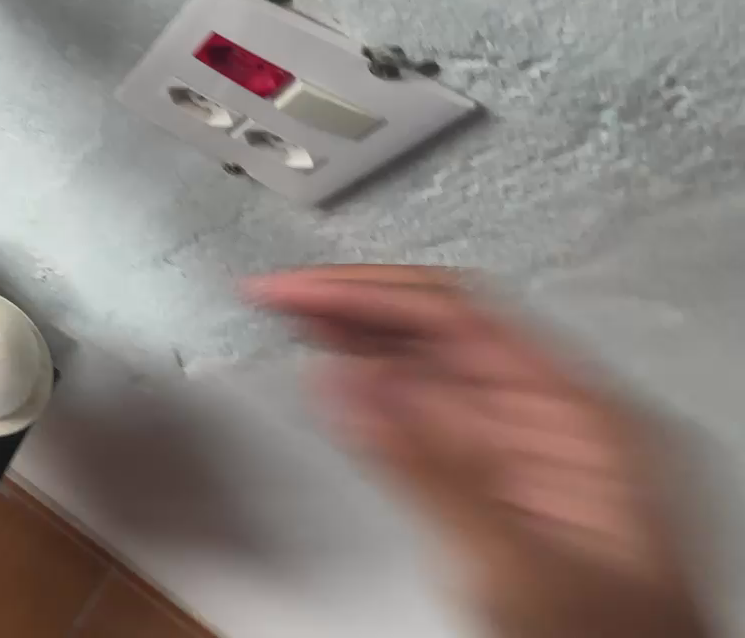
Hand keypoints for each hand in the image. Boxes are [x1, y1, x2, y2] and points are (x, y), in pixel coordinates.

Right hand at [249, 266, 709, 637]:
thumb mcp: (510, 562)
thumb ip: (424, 466)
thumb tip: (340, 380)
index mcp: (581, 417)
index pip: (458, 315)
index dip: (368, 291)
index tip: (296, 292)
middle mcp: (545, 406)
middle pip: (432, 317)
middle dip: (347, 296)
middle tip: (272, 292)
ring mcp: (510, 426)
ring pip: (415, 341)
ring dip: (344, 319)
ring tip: (280, 306)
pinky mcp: (474, 448)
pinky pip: (407, 382)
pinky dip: (355, 358)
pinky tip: (319, 349)